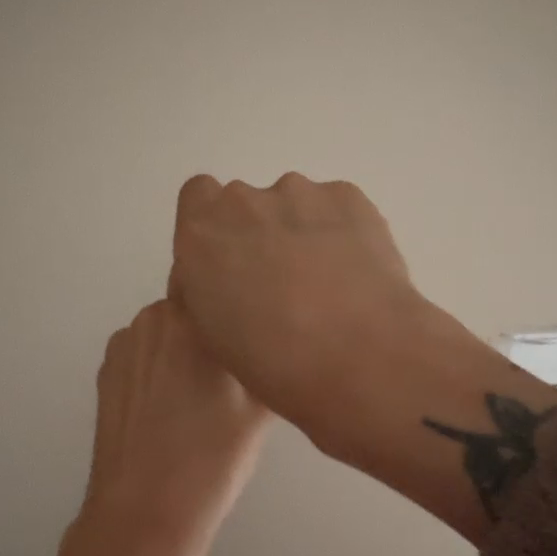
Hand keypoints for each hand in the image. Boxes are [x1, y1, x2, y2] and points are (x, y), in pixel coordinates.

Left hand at [42, 300, 269, 555]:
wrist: (145, 509)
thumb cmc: (214, 455)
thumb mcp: (261, 404)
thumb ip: (265, 353)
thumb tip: (276, 330)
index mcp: (192, 317)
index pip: (215, 269)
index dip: (234, 277)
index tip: (254, 297)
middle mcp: (152, 317)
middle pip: (192, 301)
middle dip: (213, 320)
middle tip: (238, 358)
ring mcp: (124, 345)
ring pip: (165, 328)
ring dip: (184, 345)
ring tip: (205, 391)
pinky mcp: (105, 372)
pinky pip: (143, 352)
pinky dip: (159, 367)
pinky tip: (173, 407)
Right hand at [168, 173, 436, 448]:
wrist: (357, 354)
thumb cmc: (273, 362)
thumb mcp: (212, 334)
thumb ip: (210, 290)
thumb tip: (230, 282)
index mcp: (200, 236)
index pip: (198, 199)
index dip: (218, 228)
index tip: (233, 264)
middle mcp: (243, 203)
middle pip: (249, 205)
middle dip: (262, 235)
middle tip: (285, 286)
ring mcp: (299, 193)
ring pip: (295, 205)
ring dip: (303, 234)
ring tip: (329, 286)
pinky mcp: (348, 197)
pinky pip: (336, 208)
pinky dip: (342, 232)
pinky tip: (356, 275)